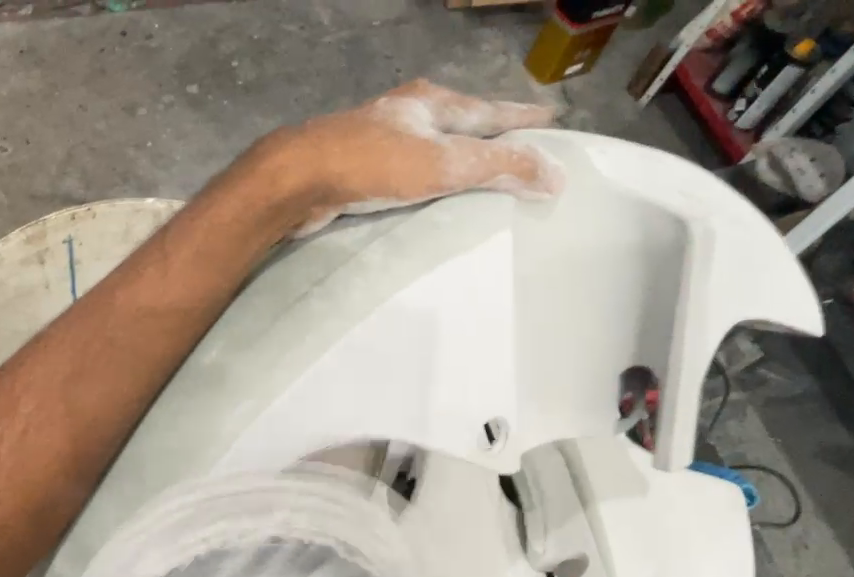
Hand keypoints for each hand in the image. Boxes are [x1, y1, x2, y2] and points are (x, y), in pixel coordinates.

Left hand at [267, 80, 563, 236]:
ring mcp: (375, 139)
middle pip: (457, 122)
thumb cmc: (374, 164)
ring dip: (449, 158)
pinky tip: (418, 196)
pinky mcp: (352, 168)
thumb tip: (555, 175)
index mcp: (432, 102)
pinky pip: (400, 173)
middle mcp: (405, 113)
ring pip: (425, 146)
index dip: (522, 119)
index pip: (490, 109)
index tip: (551, 120)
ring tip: (471, 173)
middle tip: (513, 145)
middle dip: (485, 134)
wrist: (298, 178)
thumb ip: (498, 168)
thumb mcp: (445, 164)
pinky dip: (419, 181)